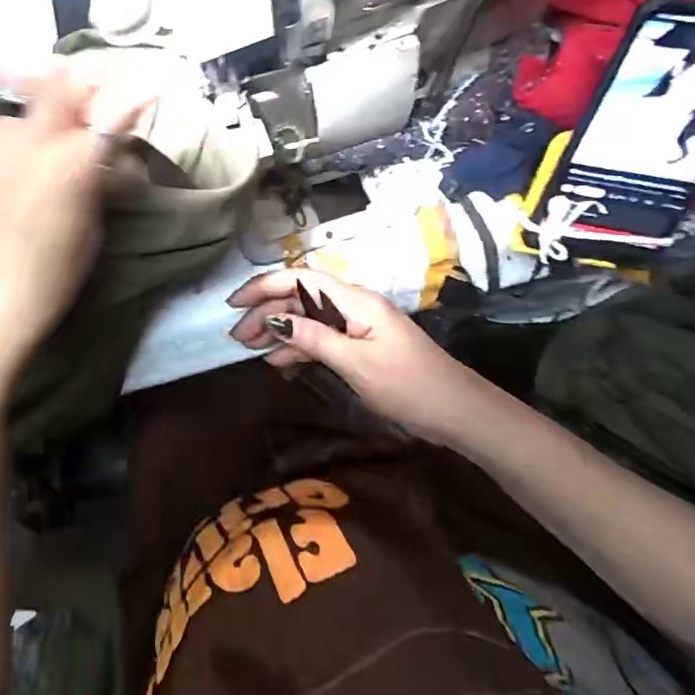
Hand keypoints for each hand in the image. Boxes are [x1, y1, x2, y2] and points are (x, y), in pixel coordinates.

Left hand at [0, 68, 145, 414]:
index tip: (151, 89)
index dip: (134, 101)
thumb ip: (95, 183)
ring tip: (64, 96)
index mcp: (71, 165)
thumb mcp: (90, 231)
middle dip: (90, 83)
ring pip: (22, 99)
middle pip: (64, 91)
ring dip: (47, 91)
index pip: (110, 118)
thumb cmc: (50, 282)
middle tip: (105, 93)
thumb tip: (102, 157)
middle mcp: (31, 144)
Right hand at [227, 268, 512, 445]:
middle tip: (236, 336)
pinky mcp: (359, 344)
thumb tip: (273, 319)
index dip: (264, 286)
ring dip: (277, 329)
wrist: (460, 414)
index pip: (301, 279)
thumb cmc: (410, 387)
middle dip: (266, 312)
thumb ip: (313, 338)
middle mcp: (353, 305)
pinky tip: (276, 359)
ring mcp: (356, 325)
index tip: (235, 304)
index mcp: (355, 301)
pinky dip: (297, 345)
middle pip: (300, 298)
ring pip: (307, 317)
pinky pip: (320, 336)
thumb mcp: (356, 364)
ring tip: (248, 347)